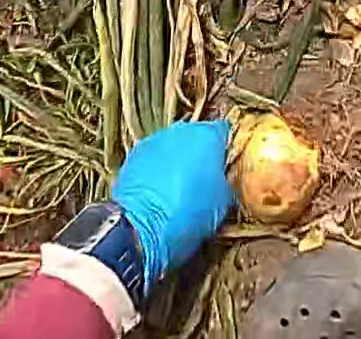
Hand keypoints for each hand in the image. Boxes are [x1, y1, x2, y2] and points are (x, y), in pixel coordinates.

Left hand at [110, 120, 232, 285]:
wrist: (136, 231)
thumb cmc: (187, 215)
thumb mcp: (222, 204)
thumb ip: (227, 181)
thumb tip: (223, 180)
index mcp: (209, 135)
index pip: (226, 133)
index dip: (226, 151)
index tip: (225, 169)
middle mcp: (183, 129)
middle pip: (198, 137)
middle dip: (200, 155)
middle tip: (201, 182)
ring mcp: (155, 140)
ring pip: (173, 147)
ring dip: (176, 162)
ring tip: (175, 192)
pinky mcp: (132, 155)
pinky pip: (151, 159)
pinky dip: (155, 172)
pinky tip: (155, 196)